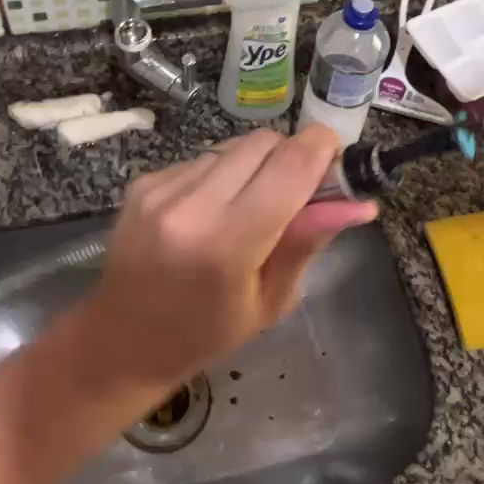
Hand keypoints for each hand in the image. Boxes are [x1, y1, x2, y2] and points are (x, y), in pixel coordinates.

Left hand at [72, 125, 377, 389]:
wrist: (123, 339)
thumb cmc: (206, 333)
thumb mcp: (270, 301)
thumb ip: (308, 241)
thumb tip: (359, 203)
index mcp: (227, 245)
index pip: (289, 167)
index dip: (321, 149)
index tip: (336, 155)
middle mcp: (191, 206)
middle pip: (264, 143)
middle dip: (290, 157)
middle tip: (297, 192)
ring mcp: (161, 189)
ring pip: (233, 146)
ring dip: (255, 166)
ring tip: (249, 208)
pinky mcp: (144, 182)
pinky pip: (203, 158)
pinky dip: (221, 175)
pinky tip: (212, 211)